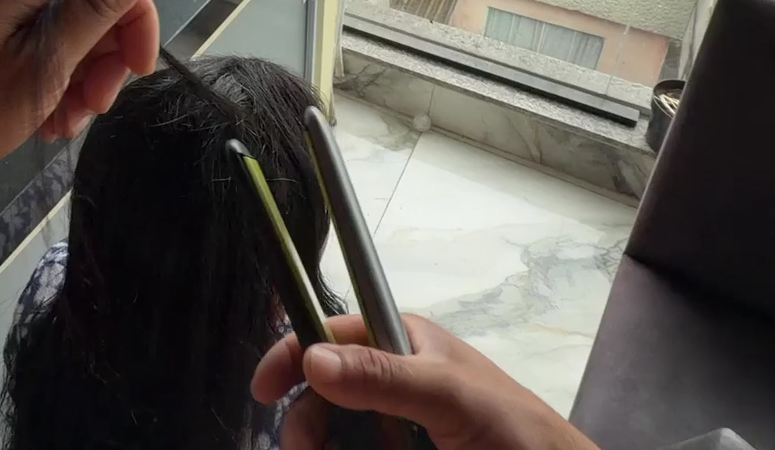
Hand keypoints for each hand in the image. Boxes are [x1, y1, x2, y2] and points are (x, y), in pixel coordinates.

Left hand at [0, 0, 160, 189]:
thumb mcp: (45, 61)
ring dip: (84, 77)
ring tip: (65, 120)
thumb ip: (98, 6)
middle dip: (104, 59)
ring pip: (78, 29)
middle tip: (92, 107)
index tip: (134, 75)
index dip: (135, 24)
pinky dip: (60, 78)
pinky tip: (50, 114)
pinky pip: (51, 41)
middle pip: (98, 3)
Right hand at [252, 314, 599, 449]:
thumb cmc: (513, 429)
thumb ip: (381, 374)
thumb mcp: (447, 394)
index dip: (292, 354)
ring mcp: (397, 429)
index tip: (261, 390)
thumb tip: (310, 359)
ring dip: (325, 445)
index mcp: (399, 343)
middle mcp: (391, 382)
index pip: (330, 334)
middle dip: (307, 422)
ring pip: (340, 436)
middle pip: (325, 395)